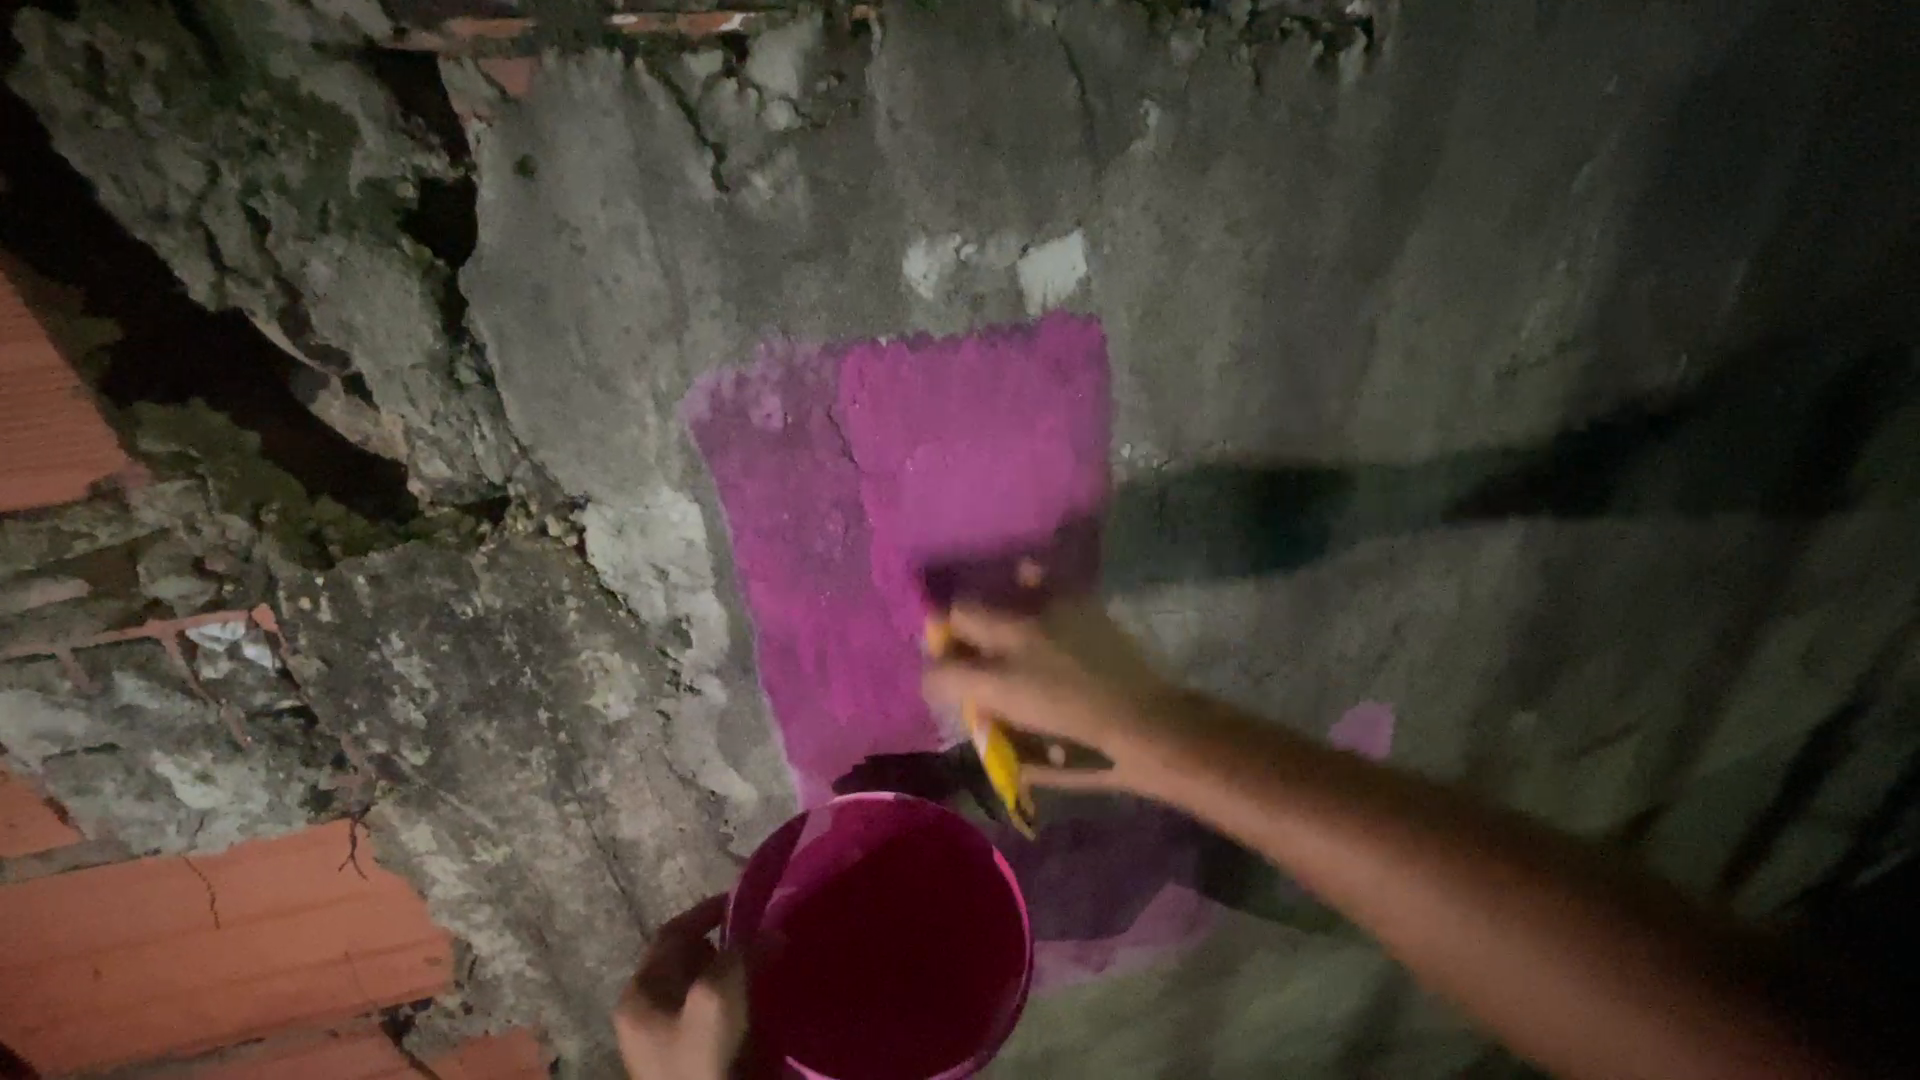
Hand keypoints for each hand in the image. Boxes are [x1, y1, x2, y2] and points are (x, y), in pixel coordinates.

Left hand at [612, 896, 748, 1079]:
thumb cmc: (701, 1064)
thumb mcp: (718, 999)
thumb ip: (741, 954)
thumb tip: (770, 934)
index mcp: (639, 994)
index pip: (672, 933)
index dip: (708, 911)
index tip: (746, 902)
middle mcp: (643, 1014)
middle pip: (685, 959)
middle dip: (723, 943)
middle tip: (759, 937)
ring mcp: (661, 1043)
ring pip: (698, 987)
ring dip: (730, 972)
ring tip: (764, 968)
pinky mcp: (684, 1063)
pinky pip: (708, 1016)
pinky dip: (732, 1002)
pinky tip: (757, 1007)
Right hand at [921, 600, 1180, 791]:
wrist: (1149, 723)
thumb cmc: (1089, 754)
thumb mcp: (1028, 756)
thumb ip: (994, 729)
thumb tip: (980, 711)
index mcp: (1001, 683)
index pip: (940, 673)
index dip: (933, 680)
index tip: (941, 686)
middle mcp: (1015, 639)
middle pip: (957, 614)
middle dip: (950, 633)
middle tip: (961, 650)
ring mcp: (1046, 613)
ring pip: (993, 594)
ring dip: (985, 614)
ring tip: (995, 629)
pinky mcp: (1075, 602)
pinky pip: (1037, 579)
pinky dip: (1026, 585)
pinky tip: (1029, 597)